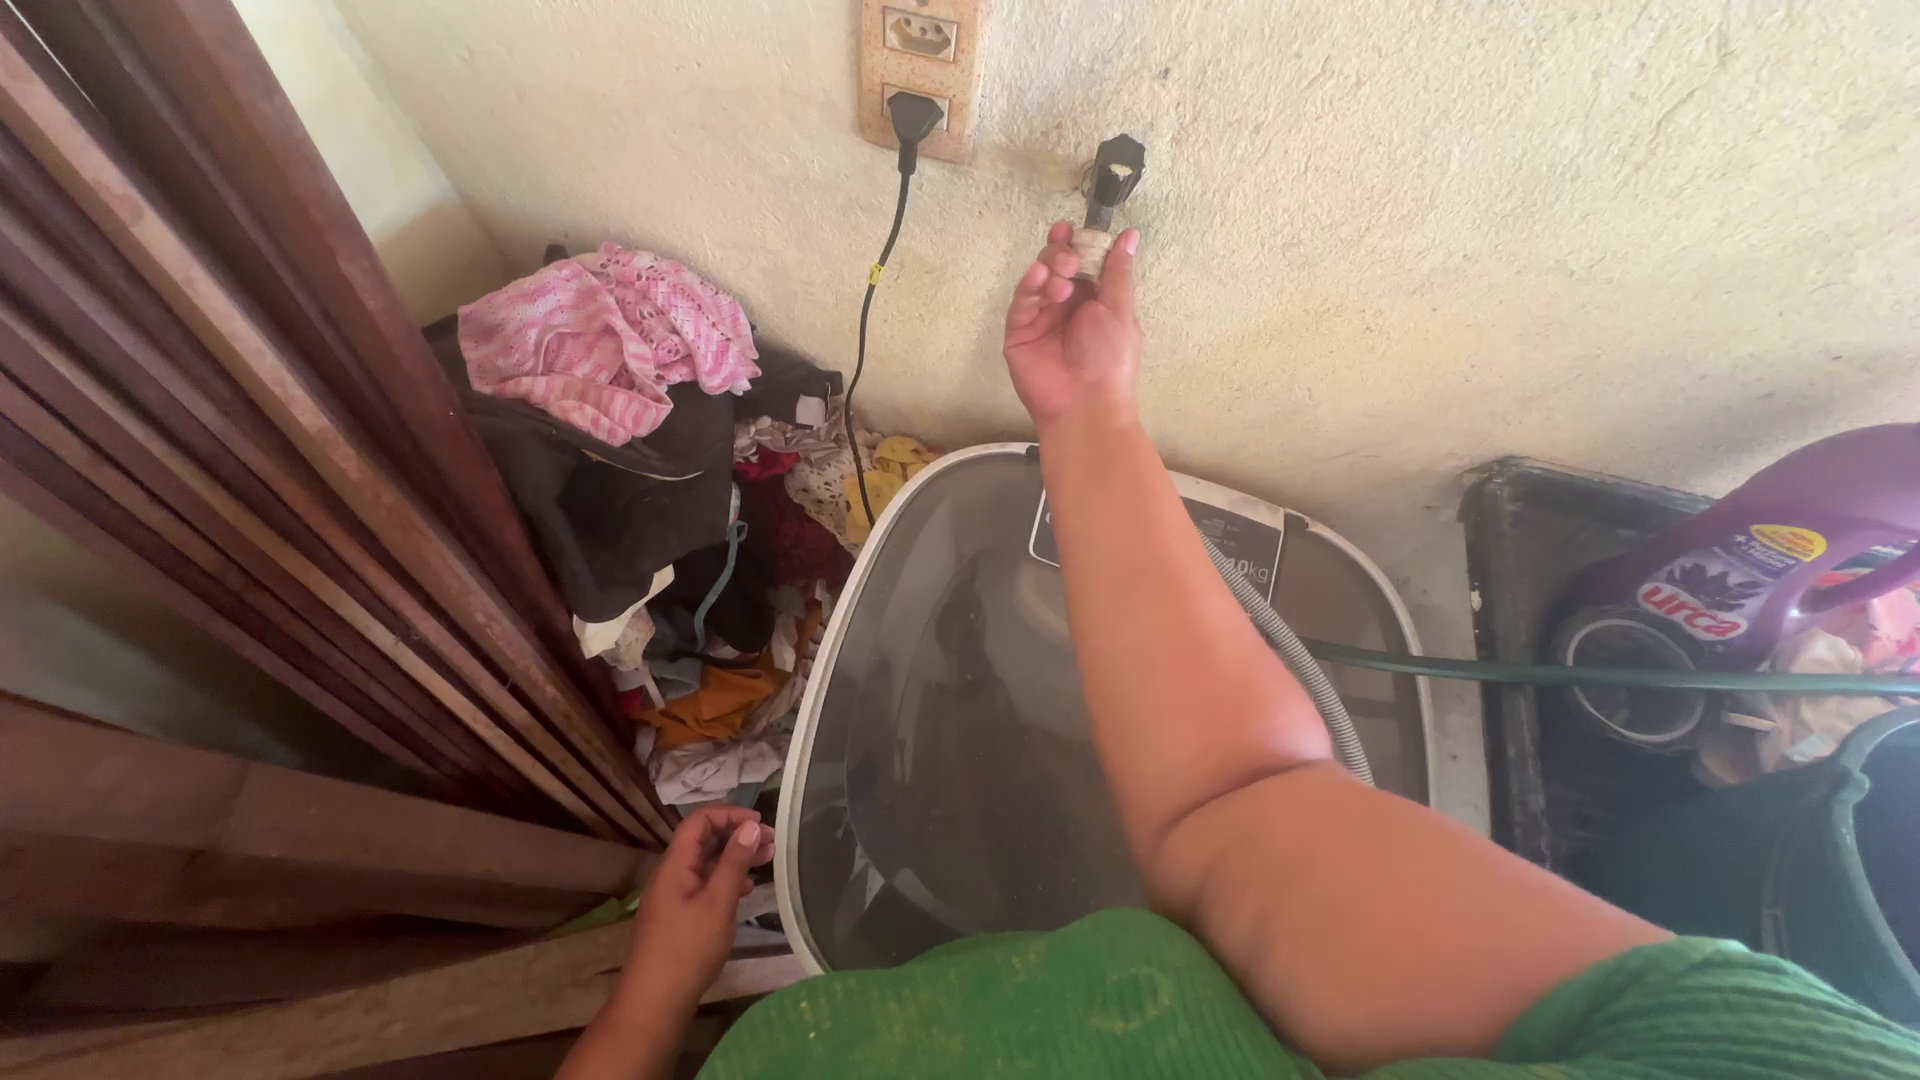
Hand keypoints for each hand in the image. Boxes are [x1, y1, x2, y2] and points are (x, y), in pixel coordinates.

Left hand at [622, 805, 774, 1008]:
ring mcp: (675, 896)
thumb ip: (734, 862)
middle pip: (705, 840)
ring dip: (736, 856)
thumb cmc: (687, 950)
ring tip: (767, 860)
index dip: (729, 814)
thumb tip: (750, 826)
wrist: (653, 1005)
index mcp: (675, 865)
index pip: (699, 820)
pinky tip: (748, 888)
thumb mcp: (717, 902)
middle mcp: (672, 874)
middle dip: (738, 834)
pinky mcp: (680, 916)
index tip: (759, 823)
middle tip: (771, 841)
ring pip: (708, 862)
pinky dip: (728, 879)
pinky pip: (706, 884)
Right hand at [1003, 221, 1141, 430]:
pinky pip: (1019, 303)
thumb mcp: (1120, 310)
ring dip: (1048, 271)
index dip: (1077, 244)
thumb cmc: (1110, 362)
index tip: (1073, 228)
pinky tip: (1038, 279)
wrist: (1086, 404)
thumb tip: (1130, 235)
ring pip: (1037, 280)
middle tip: (1070, 261)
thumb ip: (1118, 271)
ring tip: (1061, 279)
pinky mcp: (1018, 333)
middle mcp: (1065, 308)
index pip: (1081, 262)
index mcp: (1093, 301)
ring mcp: (1040, 320)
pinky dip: (1028, 287)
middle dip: (1061, 255)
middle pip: (1056, 266)